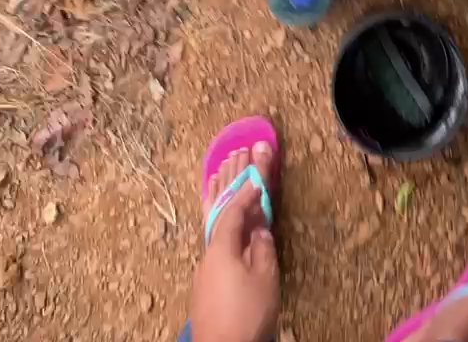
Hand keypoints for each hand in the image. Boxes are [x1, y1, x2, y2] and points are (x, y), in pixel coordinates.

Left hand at [188, 179, 279, 341]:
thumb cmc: (246, 315)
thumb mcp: (264, 279)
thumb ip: (262, 248)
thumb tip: (259, 229)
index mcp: (221, 247)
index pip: (234, 209)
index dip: (247, 188)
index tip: (258, 167)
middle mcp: (207, 253)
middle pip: (218, 209)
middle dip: (230, 180)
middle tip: (237, 152)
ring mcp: (203, 268)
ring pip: (211, 222)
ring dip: (218, 196)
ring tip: (219, 171)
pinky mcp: (203, 284)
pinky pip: (209, 237)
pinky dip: (214, 217)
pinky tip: (216, 218)